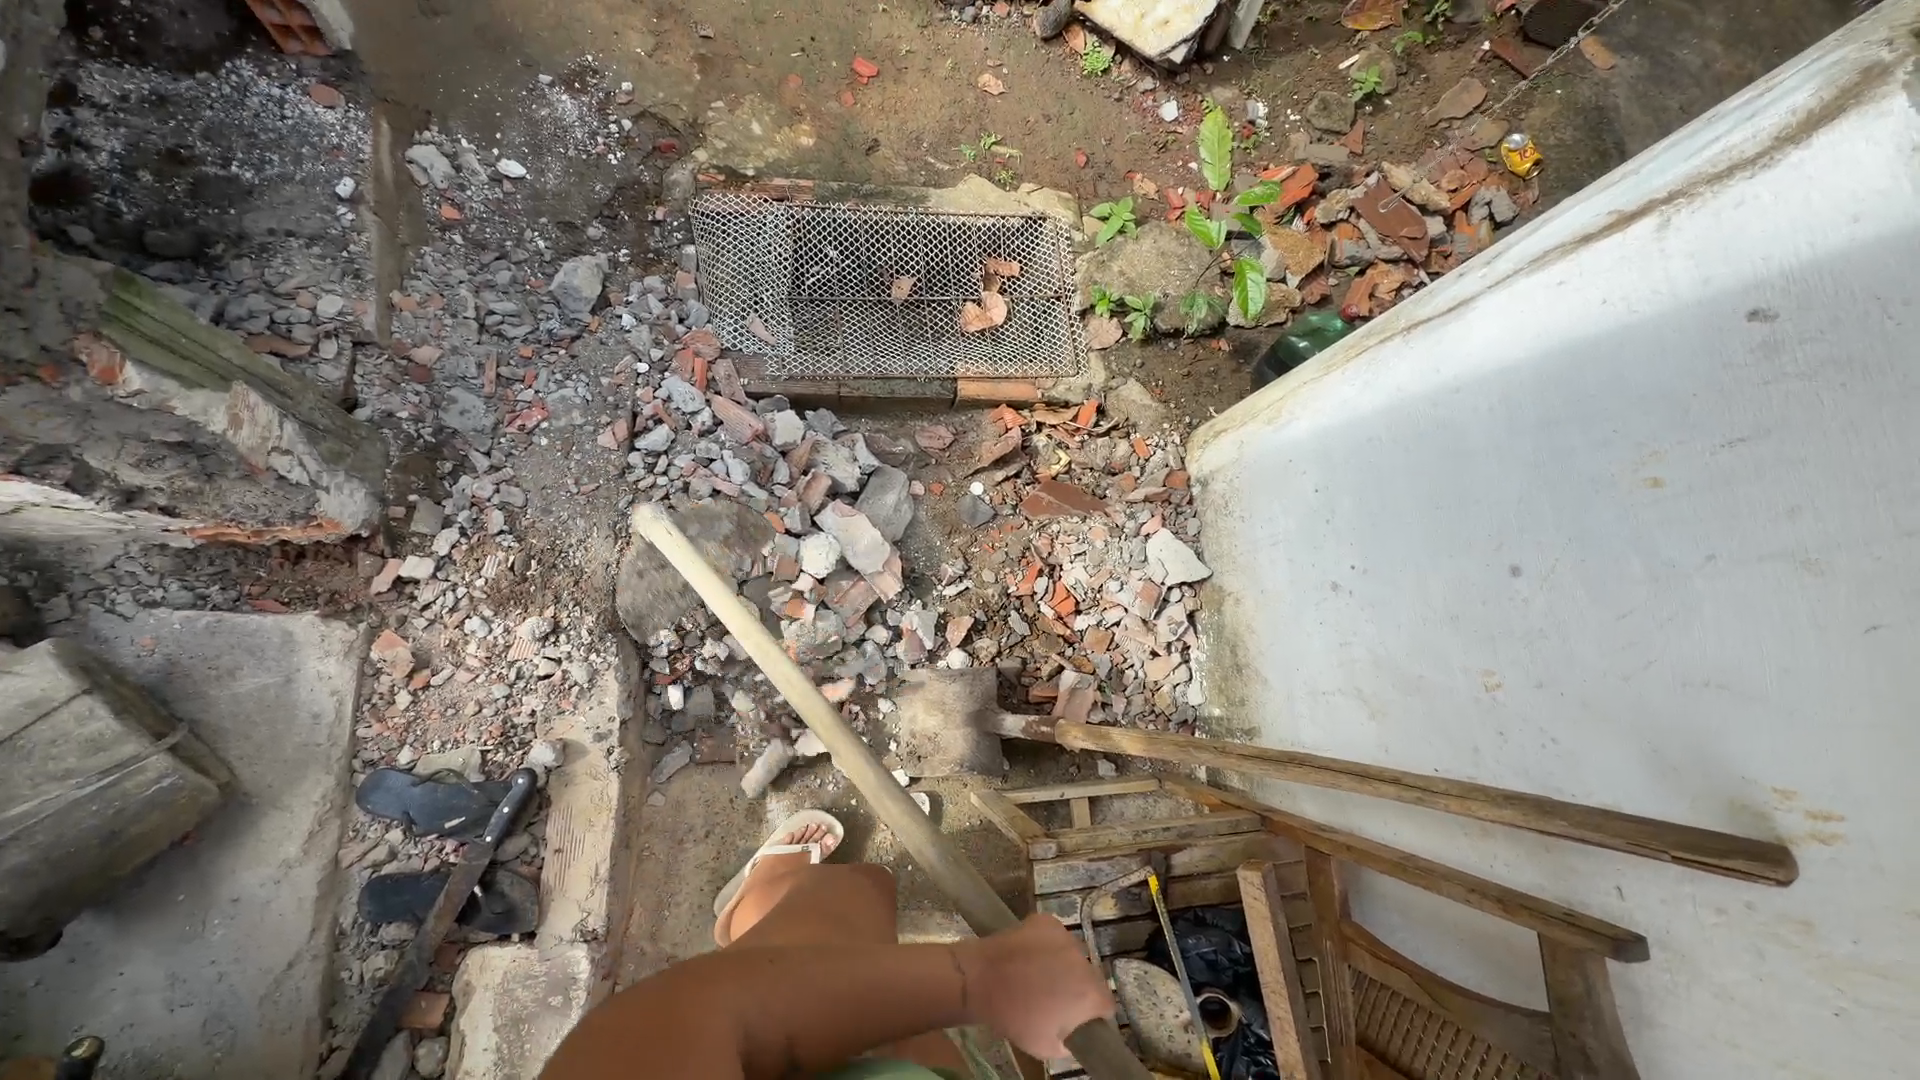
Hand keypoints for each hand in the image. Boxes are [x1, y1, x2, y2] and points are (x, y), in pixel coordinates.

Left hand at [956, 914, 1115, 1059]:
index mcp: (1089, 993)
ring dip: (1063, 964)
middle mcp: (1084, 960)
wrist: (980, 978)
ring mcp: (1065, 936)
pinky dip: (1048, 944)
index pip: (1107, 1005)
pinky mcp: (1047, 920)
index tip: (1078, 1018)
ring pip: (1073, 954)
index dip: (1094, 1014)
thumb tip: (1072, 1036)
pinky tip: (1030, 954)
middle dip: (1078, 987)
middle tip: (1055, 996)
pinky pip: (1055, 936)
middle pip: (1090, 976)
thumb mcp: (1046, 1047)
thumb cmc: (1014, 1016)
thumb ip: (1069, 1044)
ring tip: (1038, 973)